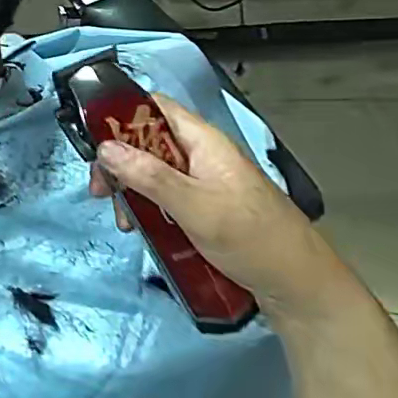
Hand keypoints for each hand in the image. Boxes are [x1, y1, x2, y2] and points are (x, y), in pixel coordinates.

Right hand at [89, 95, 358, 320]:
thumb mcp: (195, 206)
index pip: (155, 107)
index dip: (122, 115)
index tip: (96, 142)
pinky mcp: (204, 209)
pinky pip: (165, 198)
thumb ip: (149, 176)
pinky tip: (143, 231)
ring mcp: (203, 183)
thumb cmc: (252, 238)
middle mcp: (201, 155)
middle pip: (148, 142)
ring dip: (132, 191)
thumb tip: (105, 148)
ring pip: (153, 173)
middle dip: (120, 163)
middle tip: (101, 191)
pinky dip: (149, 210)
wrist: (300, 289)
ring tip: (125, 221)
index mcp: (202, 140)